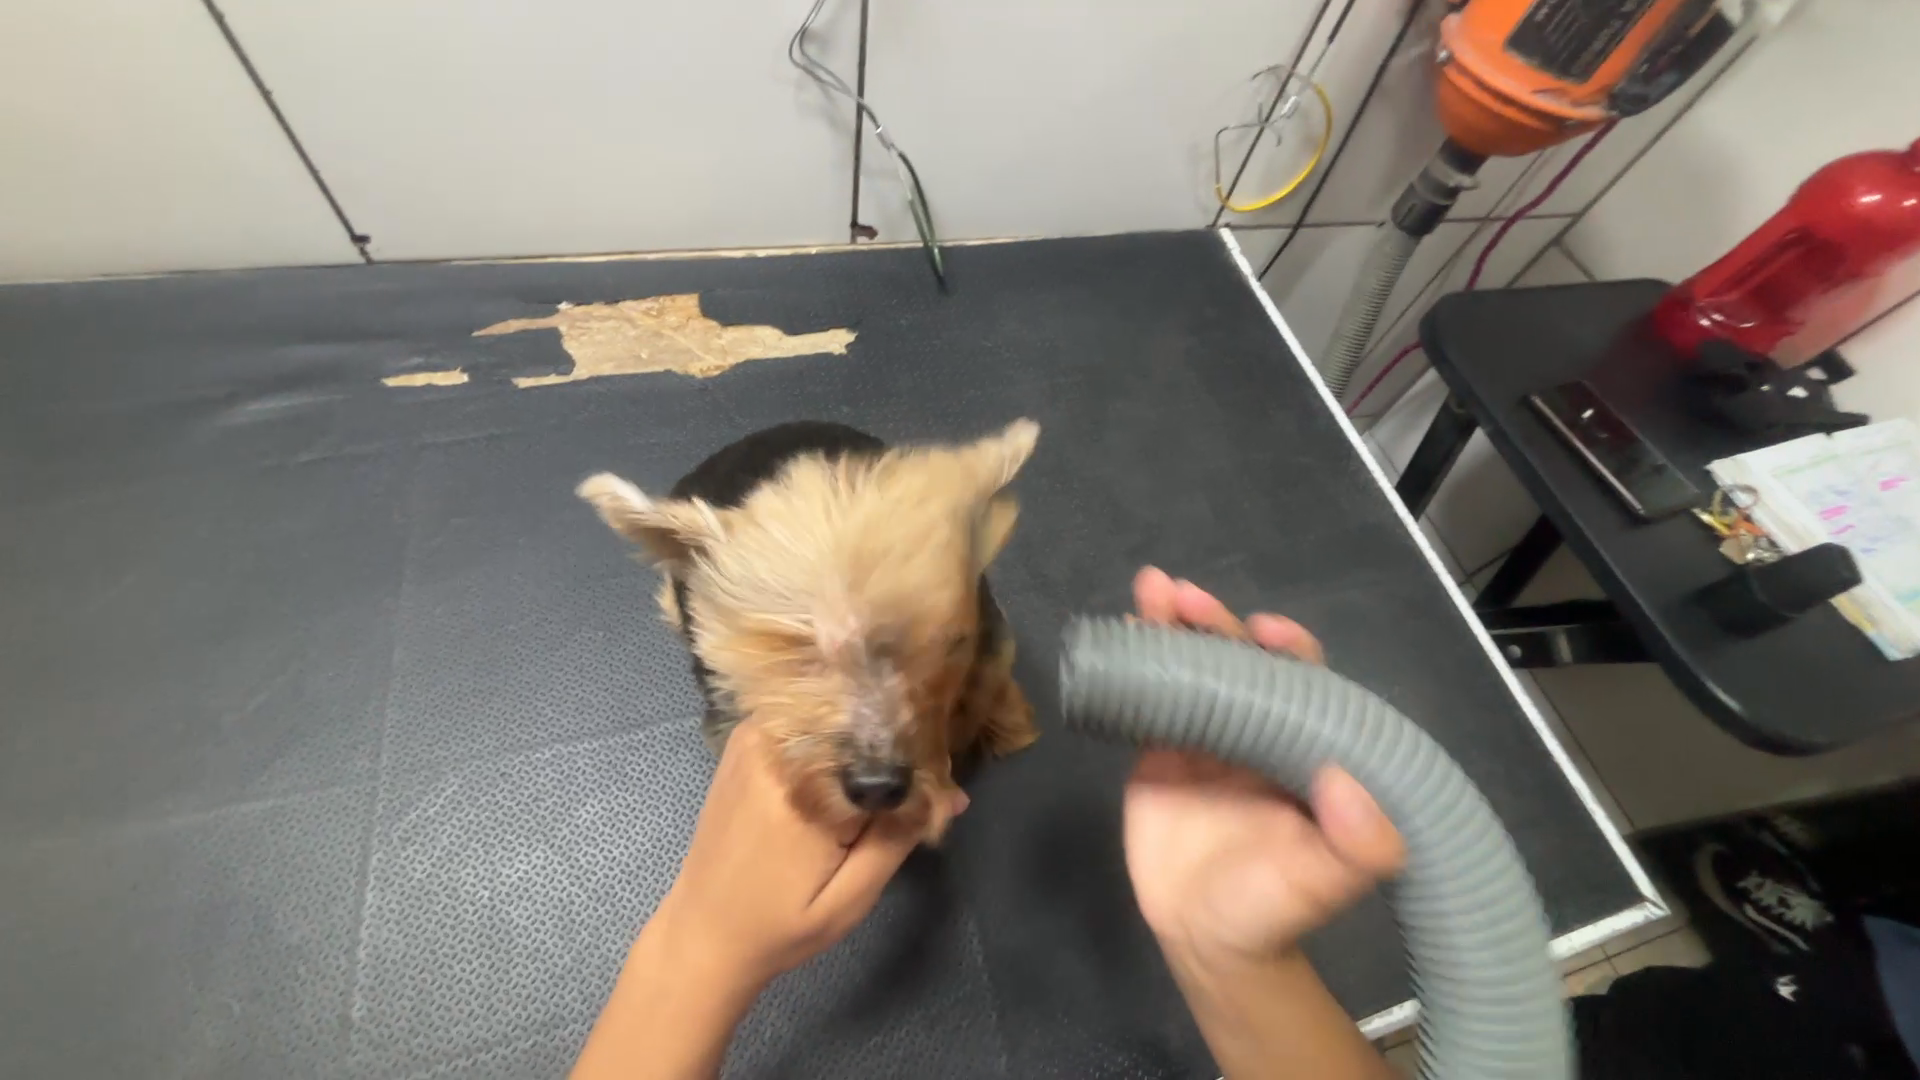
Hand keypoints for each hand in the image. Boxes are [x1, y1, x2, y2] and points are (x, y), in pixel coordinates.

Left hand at [646, 721, 970, 987]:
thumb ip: (898, 838)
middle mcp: (773, 746)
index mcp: (801, 786)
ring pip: (829, 708)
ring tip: (876, 764)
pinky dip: (829, 726)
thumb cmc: (781, 925)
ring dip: (857, 728)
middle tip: (912, 766)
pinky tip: (841, 757)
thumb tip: (954, 793)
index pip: (877, 736)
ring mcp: (753, 736)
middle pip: (852, 712)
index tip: (938, 761)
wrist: (702, 934)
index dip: (914, 743)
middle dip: (887, 733)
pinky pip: (803, 713)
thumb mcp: (850, 897)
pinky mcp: (745, 739)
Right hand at [1126, 566, 1405, 966]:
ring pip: (1191, 667)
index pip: (1303, 682)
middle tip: (1185, 597)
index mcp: (1302, 747)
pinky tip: (1125, 631)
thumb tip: (1349, 782)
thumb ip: (1353, 847)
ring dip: (1173, 625)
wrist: (1201, 934)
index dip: (1287, 650)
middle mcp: (1256, 729)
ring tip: (1150, 589)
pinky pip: (1149, 695)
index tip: (1265, 631)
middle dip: (1216, 623)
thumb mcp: (1319, 885)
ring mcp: (1205, 734)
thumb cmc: (1269, 908)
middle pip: (1238, 660)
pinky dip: (1137, 661)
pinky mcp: (1160, 746)